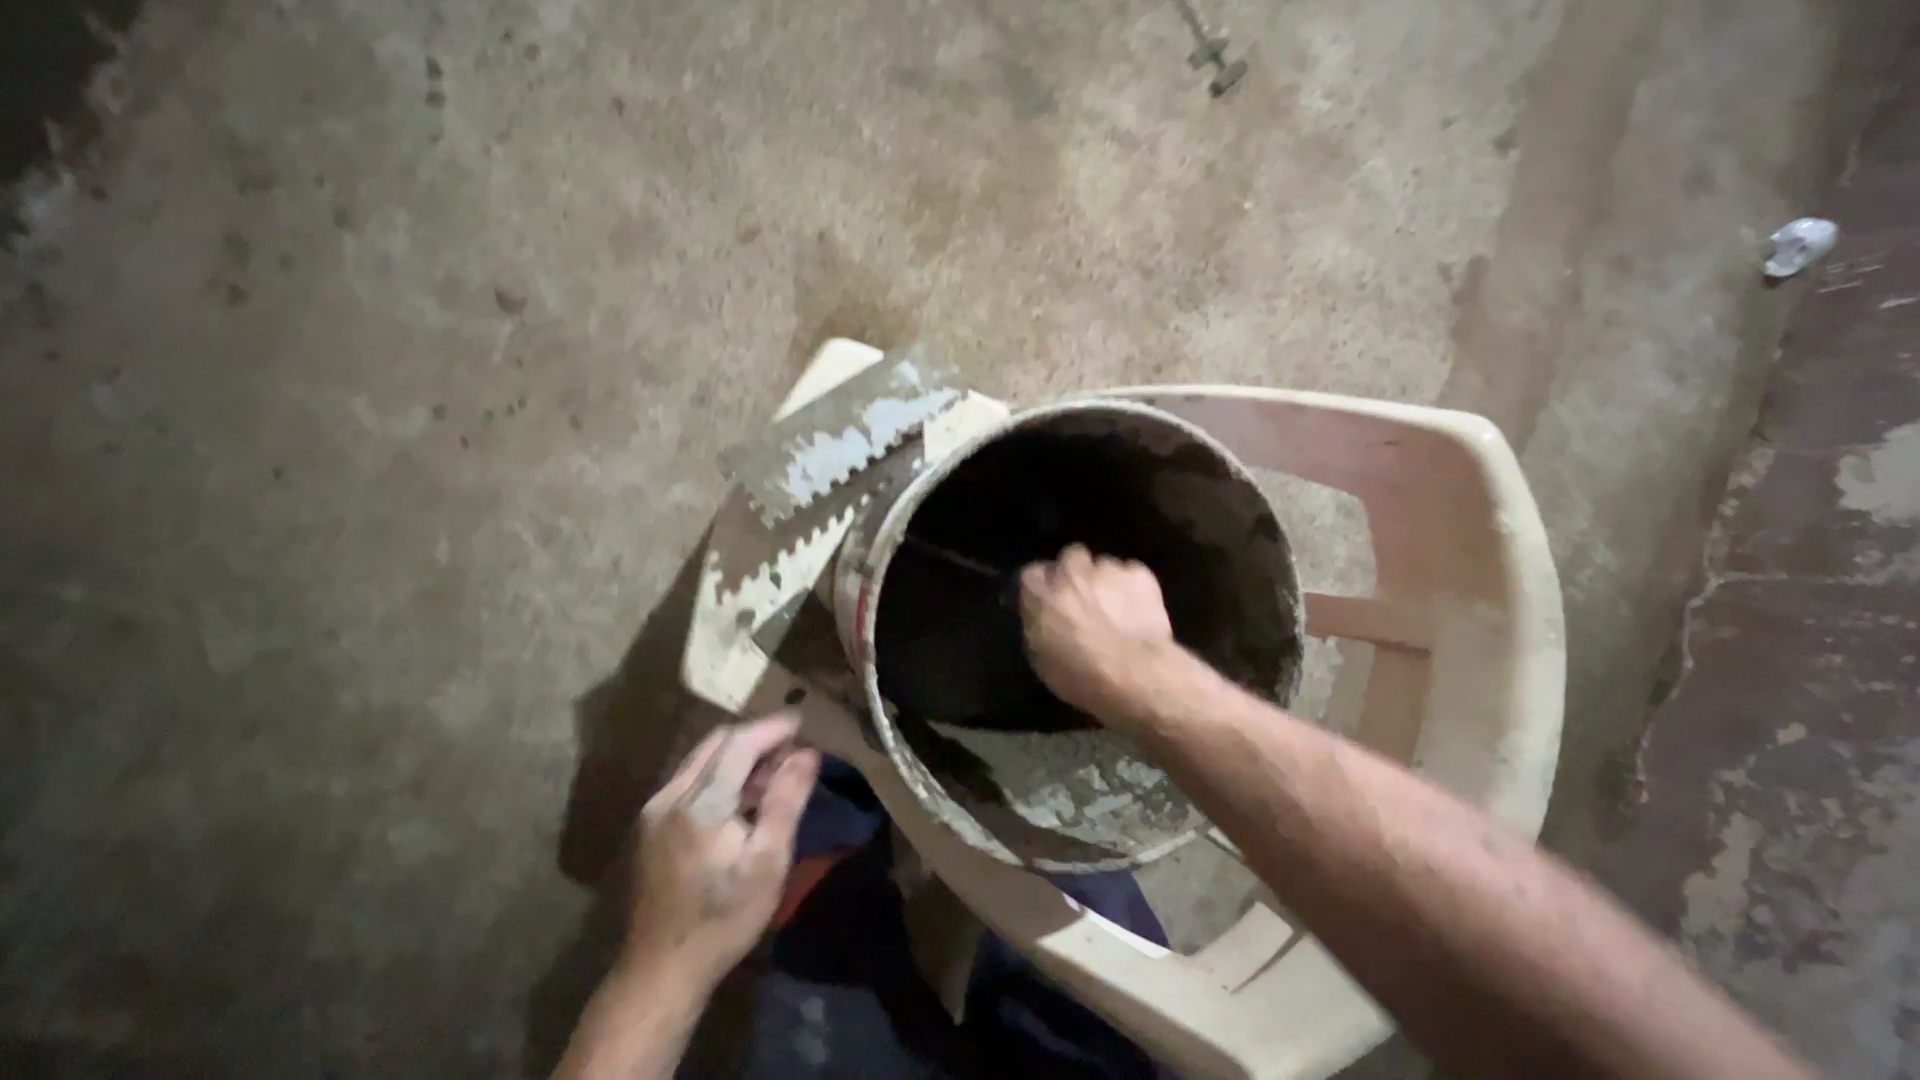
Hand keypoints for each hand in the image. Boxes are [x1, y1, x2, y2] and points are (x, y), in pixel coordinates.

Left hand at [625, 712, 820, 991]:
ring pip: (698, 762)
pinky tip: (739, 796)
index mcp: (700, 803)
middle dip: (754, 737)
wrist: (661, 969)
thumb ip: (786, 800)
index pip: (738, 744)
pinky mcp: (649, 827)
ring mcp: (654, 811)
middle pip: (714, 745)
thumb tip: (807, 754)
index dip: (771, 728)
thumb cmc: (724, 918)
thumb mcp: (768, 861)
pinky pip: (687, 782)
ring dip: (735, 755)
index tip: (801, 721)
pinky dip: (717, 775)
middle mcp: (670, 796)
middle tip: (790, 744)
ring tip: (771, 769)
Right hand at [1019, 543, 1176, 722]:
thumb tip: (1041, 615)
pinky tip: (1138, 609)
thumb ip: (1037, 624)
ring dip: (1105, 582)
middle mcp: (1070, 570)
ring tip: (1116, 609)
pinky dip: (1133, 588)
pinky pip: (1132, 574)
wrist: (1133, 673)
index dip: (1043, 589)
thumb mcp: (1040, 657)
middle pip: (1070, 558)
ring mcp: (1107, 568)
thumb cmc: (1079, 674)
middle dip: (1075, 573)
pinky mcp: (1139, 574)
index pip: (1031, 575)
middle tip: (1084, 600)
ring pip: (1104, 565)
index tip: (1050, 604)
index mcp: (1039, 591)